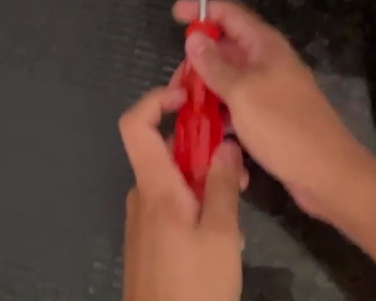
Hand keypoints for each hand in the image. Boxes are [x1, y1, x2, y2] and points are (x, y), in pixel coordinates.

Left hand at [120, 85, 244, 300]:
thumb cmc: (194, 287)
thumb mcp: (221, 235)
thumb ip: (222, 185)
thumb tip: (224, 144)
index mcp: (154, 186)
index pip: (136, 123)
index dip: (157, 98)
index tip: (189, 95)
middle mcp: (143, 195)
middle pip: (165, 149)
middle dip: (202, 145)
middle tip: (238, 157)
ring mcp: (144, 220)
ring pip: (174, 179)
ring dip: (204, 178)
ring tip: (239, 199)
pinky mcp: (150, 242)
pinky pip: (172, 205)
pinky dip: (197, 202)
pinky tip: (225, 230)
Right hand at [173, 0, 375, 224]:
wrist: (329, 174)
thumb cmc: (284, 126)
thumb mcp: (242, 93)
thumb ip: (215, 65)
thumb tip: (194, 38)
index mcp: (264, 45)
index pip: (230, 14)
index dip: (203, 10)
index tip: (175, 13)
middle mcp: (267, 62)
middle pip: (226, 48)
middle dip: (198, 61)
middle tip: (176, 82)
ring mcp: (270, 90)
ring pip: (229, 80)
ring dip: (207, 90)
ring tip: (184, 108)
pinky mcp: (270, 117)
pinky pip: (238, 105)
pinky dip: (221, 112)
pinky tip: (206, 130)